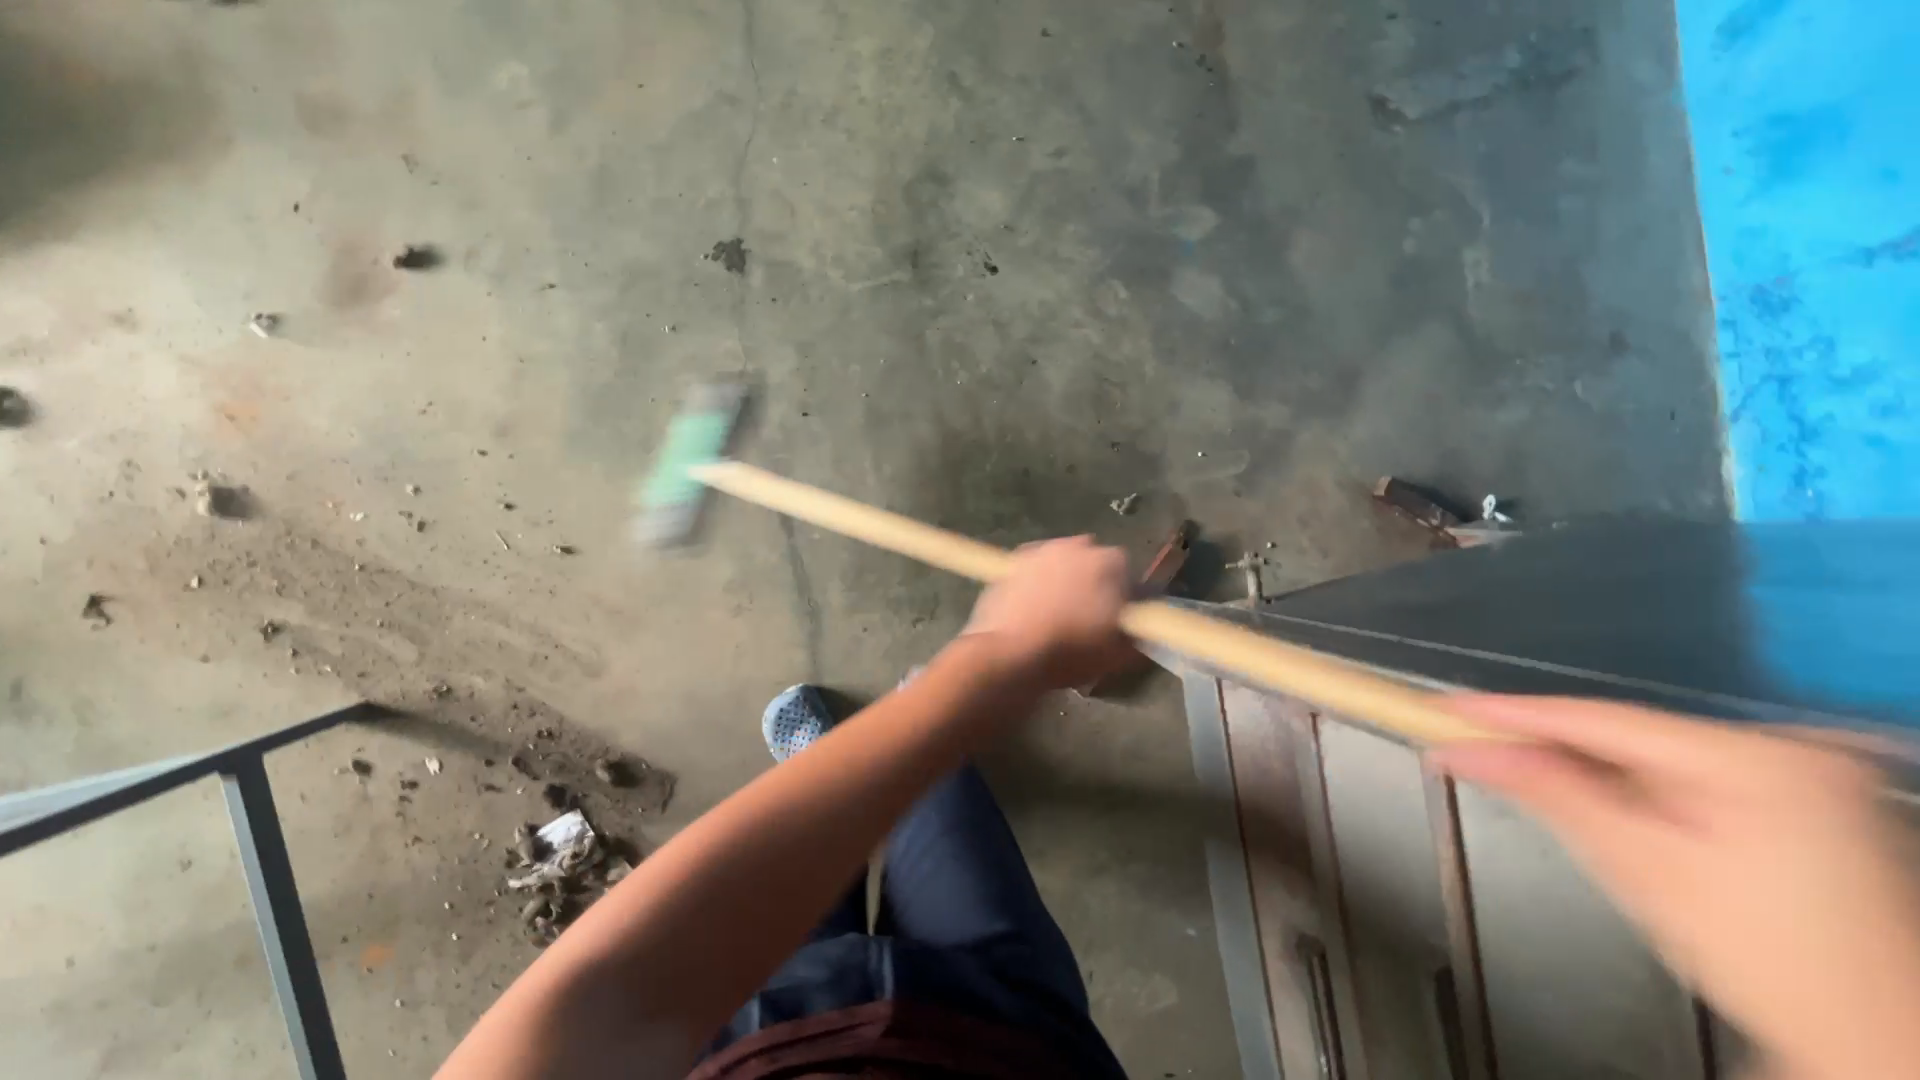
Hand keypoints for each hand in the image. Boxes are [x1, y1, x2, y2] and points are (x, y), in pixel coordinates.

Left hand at [960, 536, 1133, 689]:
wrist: (1012, 652)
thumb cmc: (1073, 651)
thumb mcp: (1121, 652)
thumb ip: (1141, 632)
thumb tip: (1144, 625)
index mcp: (1112, 562)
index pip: (1128, 575)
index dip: (1123, 597)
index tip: (1116, 618)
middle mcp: (1079, 546)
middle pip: (1093, 562)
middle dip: (1093, 582)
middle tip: (1085, 614)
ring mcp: (1043, 549)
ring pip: (1062, 562)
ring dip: (1063, 578)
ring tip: (1055, 611)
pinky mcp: (1013, 560)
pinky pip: (1034, 567)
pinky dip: (1036, 579)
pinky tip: (1031, 604)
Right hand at [1430, 696, 1919, 1079]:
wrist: (1870, 1038)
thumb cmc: (1759, 960)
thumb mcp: (1638, 867)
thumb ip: (1549, 792)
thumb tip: (1464, 748)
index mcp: (1757, 760)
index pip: (1602, 718)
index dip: (1515, 712)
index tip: (1447, 706)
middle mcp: (1789, 746)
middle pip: (1629, 734)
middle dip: (1549, 745)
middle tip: (1470, 744)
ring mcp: (1803, 767)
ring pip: (1652, 751)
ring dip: (1587, 766)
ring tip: (1520, 774)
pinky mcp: (1802, 790)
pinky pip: (1685, 770)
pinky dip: (1631, 782)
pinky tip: (1599, 801)